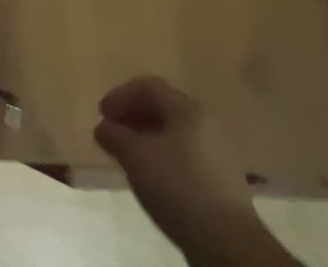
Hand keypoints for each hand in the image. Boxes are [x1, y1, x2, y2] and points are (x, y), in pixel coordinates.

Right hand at [95, 76, 294, 266]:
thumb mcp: (134, 156)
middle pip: (163, 107)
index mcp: (188, 110)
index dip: (120, 95)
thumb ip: (114, 135)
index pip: (148, 86)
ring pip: (174, 131)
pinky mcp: (220, 177)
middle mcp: (206, 124)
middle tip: (111, 131)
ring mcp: (217, 151)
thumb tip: (104, 128)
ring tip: (127, 154)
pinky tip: (151, 174)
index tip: (101, 114)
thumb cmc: (177, 187)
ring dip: (145, 135)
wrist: (226, 240)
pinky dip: (162, 154)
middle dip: (132, 115)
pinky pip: (185, 152)